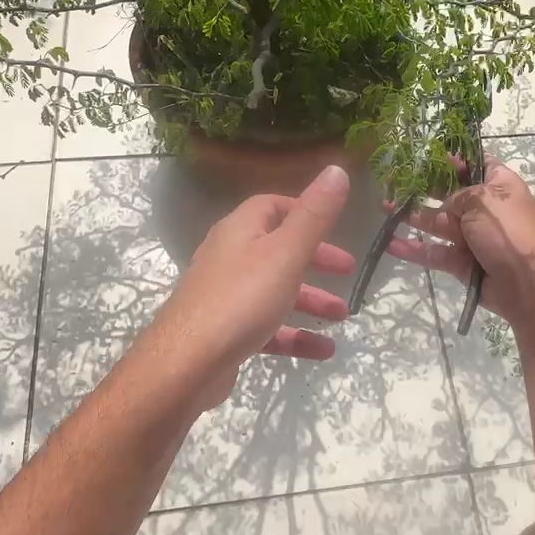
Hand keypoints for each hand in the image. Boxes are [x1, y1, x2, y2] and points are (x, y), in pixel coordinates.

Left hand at [138, 165, 355, 410]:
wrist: (187, 364)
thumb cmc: (241, 299)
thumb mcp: (286, 253)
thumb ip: (314, 215)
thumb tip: (337, 169)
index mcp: (240, 231)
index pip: (272, 206)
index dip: (304, 211)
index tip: (335, 226)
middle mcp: (229, 257)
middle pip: (278, 250)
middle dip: (315, 261)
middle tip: (347, 271)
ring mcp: (225, 296)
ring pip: (275, 292)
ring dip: (310, 302)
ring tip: (342, 317)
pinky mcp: (225, 332)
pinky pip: (267, 327)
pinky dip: (295, 335)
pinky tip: (323, 351)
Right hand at [384, 158, 534, 334]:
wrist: (526, 284)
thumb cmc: (508, 232)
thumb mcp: (483, 201)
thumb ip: (458, 197)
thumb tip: (445, 209)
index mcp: (499, 186)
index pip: (477, 163)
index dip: (455, 158)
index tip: (429, 153)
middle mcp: (485, 209)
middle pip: (450, 193)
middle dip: (425, 187)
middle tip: (396, 180)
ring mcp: (472, 237)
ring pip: (437, 223)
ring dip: (412, 216)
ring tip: (385, 207)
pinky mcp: (461, 262)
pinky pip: (434, 252)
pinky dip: (414, 249)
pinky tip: (390, 243)